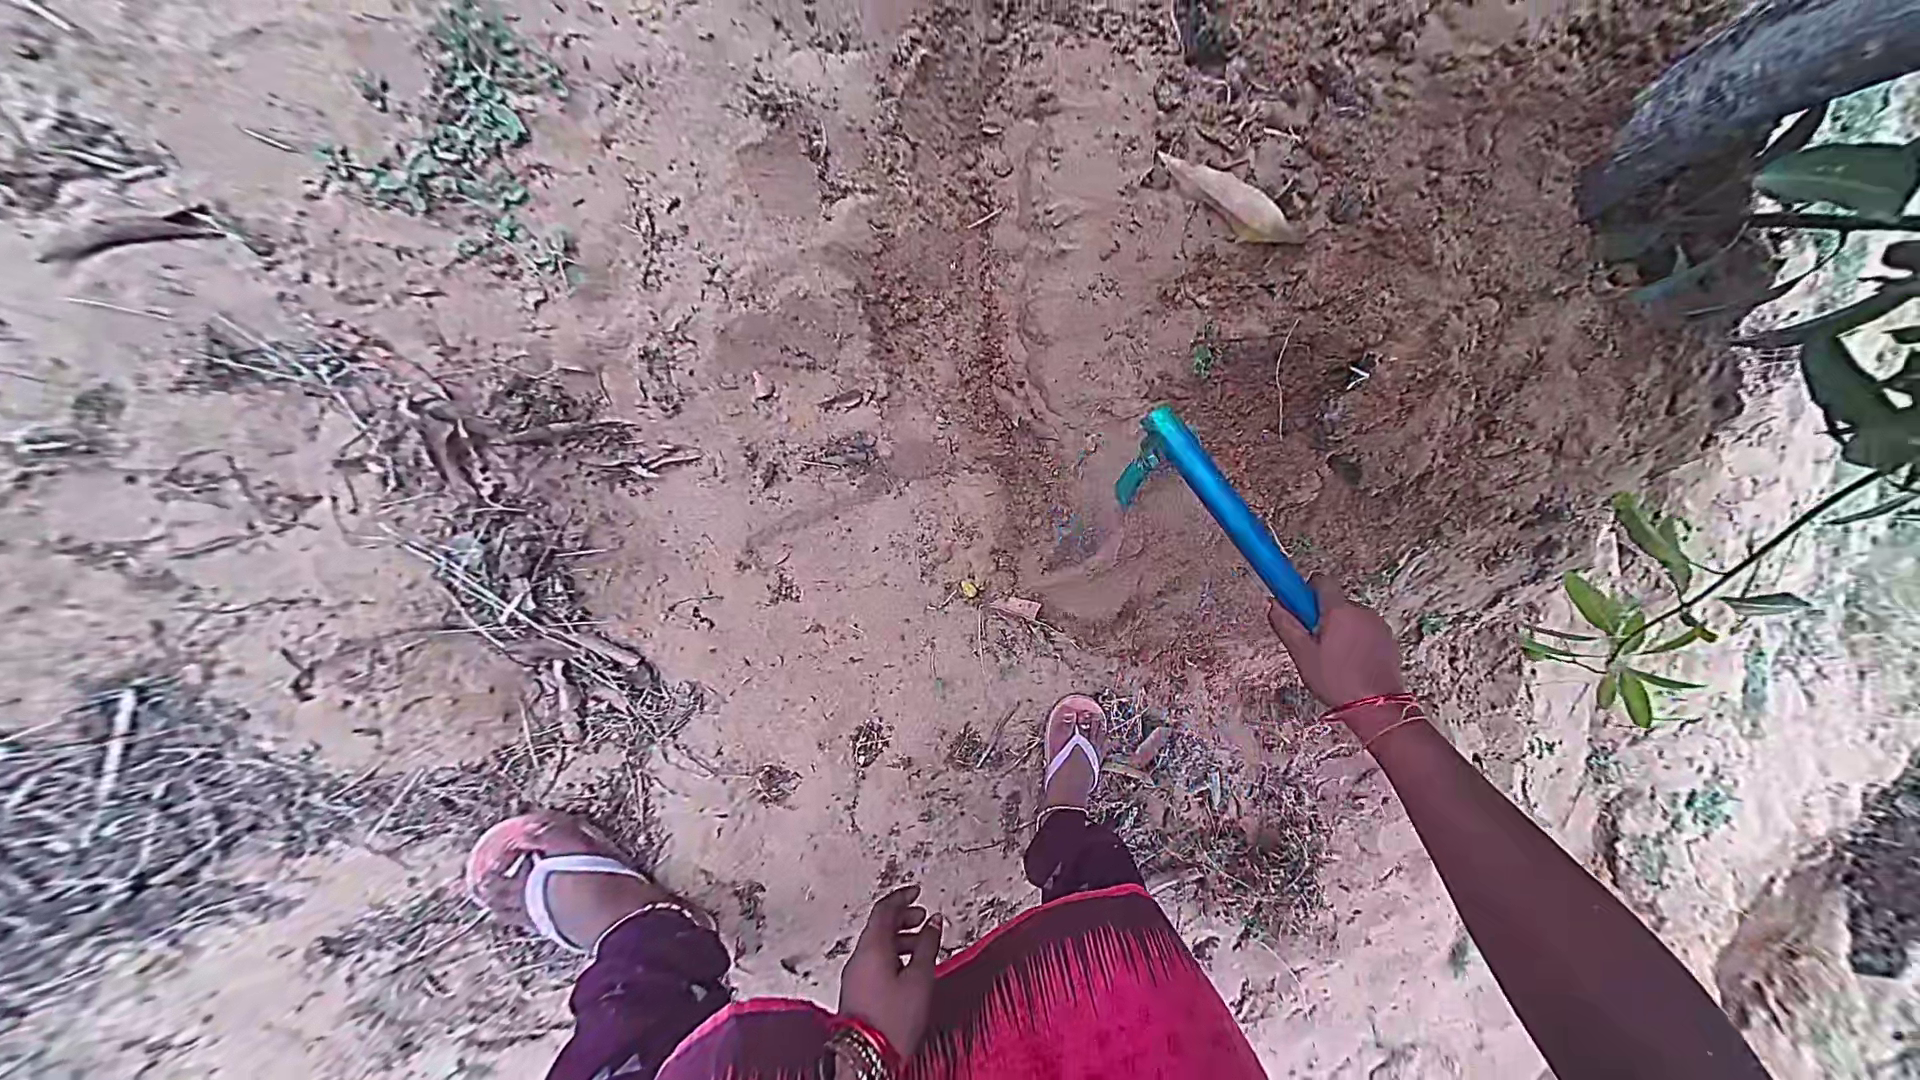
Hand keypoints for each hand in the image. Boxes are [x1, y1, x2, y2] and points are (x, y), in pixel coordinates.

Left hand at [837, 884, 943, 1058]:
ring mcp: (855, 975)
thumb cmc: (892, 1021)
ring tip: (921, 944)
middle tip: (922, 916)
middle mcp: (859, 957)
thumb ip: (928, 945)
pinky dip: (891, 954)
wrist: (866, 1061)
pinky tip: (907, 968)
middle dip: (903, 917)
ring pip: (877, 944)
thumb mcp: (919, 979)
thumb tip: (934, 922)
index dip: (902, 896)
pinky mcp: (856, 992)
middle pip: (880, 925)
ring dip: (899, 937)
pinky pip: (873, 960)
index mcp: (872, 946)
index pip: (884, 908)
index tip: (915, 891)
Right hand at [1267, 575, 1405, 706]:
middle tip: (1310, 641)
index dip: (1304, 590)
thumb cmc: (1338, 681)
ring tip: (1329, 656)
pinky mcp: (1387, 638)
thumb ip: (1285, 624)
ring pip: (1348, 617)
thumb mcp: (1301, 653)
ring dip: (1336, 628)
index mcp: (1339, 611)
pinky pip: (1363, 629)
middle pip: (1333, 602)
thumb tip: (1273, 605)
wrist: (1377, 708)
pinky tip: (1346, 661)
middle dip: (1319, 616)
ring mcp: (1377, 625)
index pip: (1320, 581)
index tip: (1294, 603)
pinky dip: (1352, 638)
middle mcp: (1362, 612)